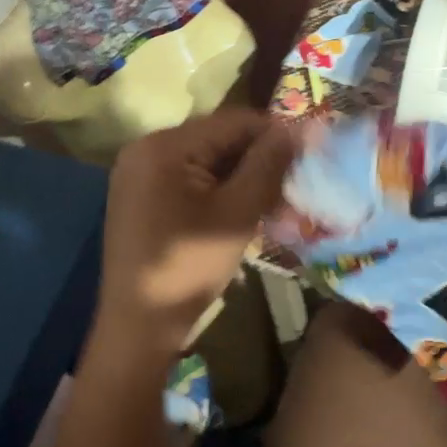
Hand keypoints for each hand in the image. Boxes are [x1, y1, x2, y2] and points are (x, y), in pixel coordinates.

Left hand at [94, 109, 297, 359]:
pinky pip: (186, 178)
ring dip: (240, 176)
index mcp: (163, 145)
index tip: (310, 154)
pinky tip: (240, 211)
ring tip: (274, 202)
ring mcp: (137, 173)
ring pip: (204, 160)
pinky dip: (216, 189)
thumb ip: (267, 164)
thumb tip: (297, 127)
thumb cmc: (189, 267)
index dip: (275, 134)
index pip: (233, 121)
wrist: (138, 325)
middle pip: (216, 138)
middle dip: (257, 159)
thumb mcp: (237, 214)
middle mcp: (144, 148)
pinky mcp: (138, 196)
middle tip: (294, 185)